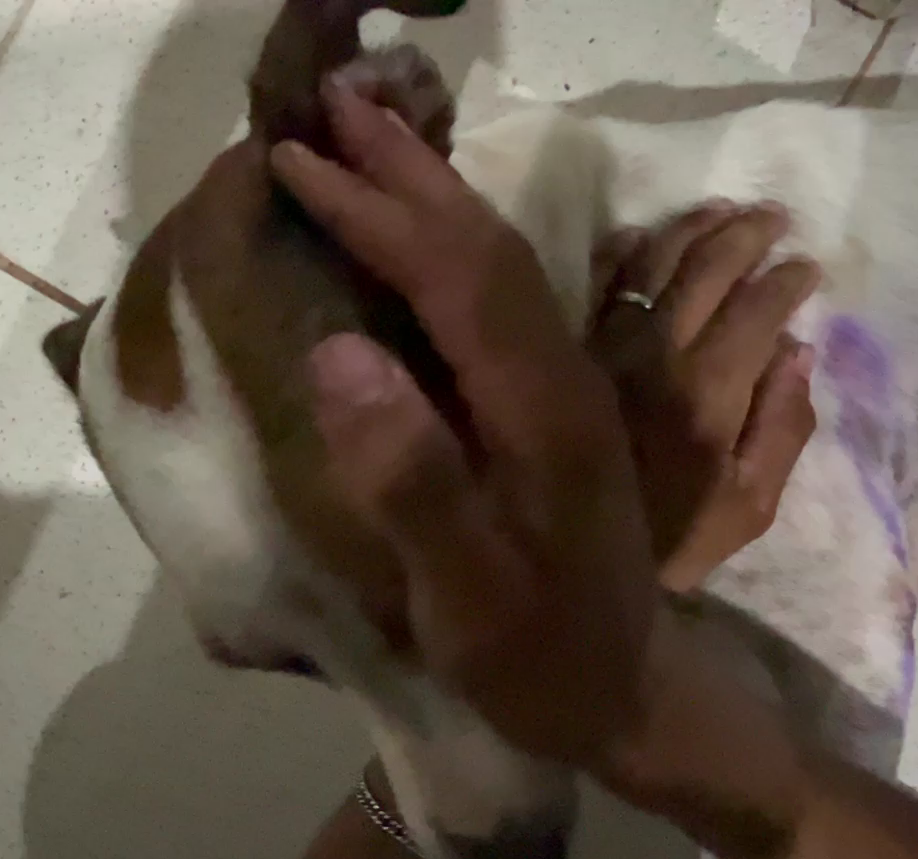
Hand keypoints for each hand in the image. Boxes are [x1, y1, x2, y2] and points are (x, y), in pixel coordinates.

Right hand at [270, 76, 655, 769]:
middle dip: (408, 177)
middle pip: (486, 252)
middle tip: (335, 109)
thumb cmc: (536, 656)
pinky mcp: (553, 415)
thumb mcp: (466, 596)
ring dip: (434, 202)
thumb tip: (338, 358)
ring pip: (499, 271)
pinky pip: (499, 309)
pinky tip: (420, 246)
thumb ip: (414, 483)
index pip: (458, 281)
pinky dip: (451, 256)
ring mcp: (564, 396)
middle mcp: (563, 385)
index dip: (379, 215)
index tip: (298, 162)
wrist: (620, 691)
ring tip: (371, 151)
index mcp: (543, 416)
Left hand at [587, 204, 818, 592]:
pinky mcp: (573, 356)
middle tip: (773, 216)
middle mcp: (658, 357)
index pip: (759, 310)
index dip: (790, 279)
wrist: (576, 558)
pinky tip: (638, 235)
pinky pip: (592, 290)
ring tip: (721, 209)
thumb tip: (799, 351)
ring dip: (689, 227)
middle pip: (706, 271)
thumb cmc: (674, 537)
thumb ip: (783, 428)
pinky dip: (617, 255)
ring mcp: (607, 351)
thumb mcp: (749, 506)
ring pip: (649, 266)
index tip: (809, 266)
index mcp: (710, 393)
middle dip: (747, 234)